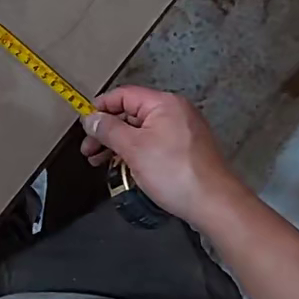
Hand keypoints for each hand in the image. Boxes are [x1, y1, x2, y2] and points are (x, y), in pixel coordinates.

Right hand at [79, 86, 241, 224]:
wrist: (213, 204)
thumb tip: (90, 118)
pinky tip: (122, 166)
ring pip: (140, 130)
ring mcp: (181, 131)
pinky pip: (152, 143)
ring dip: (117, 144)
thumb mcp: (132, 148)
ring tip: (100, 161)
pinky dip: (134, 152)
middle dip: (106, 131)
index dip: (100, 108)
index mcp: (164, 103)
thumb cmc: (176, 173)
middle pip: (131, 113)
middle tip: (89, 149)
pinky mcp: (184, 150)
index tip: (85, 124)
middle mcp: (175, 112)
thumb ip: (108, 129)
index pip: (123, 95)